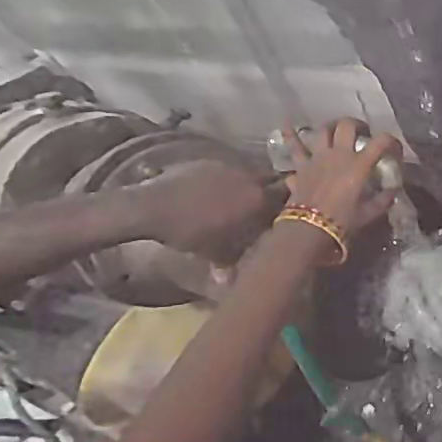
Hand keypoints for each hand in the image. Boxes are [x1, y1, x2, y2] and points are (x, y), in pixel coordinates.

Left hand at [130, 160, 277, 257]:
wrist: (150, 207)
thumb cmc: (189, 233)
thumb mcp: (215, 253)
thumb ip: (233, 263)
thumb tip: (234, 280)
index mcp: (260, 201)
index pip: (289, 195)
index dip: (291, 201)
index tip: (288, 209)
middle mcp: (251, 180)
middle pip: (272, 180)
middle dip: (271, 189)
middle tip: (264, 202)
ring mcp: (230, 168)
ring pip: (249, 173)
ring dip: (247, 184)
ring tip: (236, 197)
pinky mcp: (209, 162)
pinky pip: (227, 170)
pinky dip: (225, 179)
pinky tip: (212, 191)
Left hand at [280, 118, 401, 235]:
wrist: (309, 228)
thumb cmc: (343, 221)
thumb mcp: (370, 212)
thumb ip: (383, 199)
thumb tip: (393, 191)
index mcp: (359, 164)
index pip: (380, 142)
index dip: (391, 140)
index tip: (395, 148)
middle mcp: (338, 154)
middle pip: (346, 126)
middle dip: (356, 125)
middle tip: (362, 132)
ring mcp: (317, 157)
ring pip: (322, 131)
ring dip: (330, 127)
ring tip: (335, 130)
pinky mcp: (300, 166)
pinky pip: (294, 147)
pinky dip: (290, 136)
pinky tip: (286, 126)